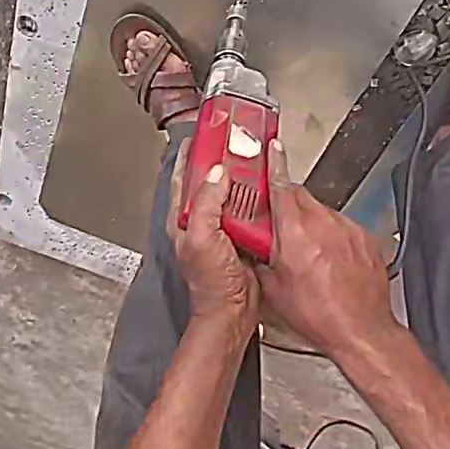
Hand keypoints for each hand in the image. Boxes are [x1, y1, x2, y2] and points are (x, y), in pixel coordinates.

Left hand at [168, 140, 259, 337]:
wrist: (233, 312)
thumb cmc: (210, 283)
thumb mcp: (201, 238)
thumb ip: (206, 204)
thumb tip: (216, 173)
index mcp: (183, 219)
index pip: (183, 179)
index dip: (188, 156)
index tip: (199, 136)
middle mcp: (201, 220)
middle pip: (208, 182)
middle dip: (218, 161)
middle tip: (231, 141)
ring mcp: (223, 228)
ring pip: (231, 193)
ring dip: (241, 177)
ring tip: (251, 156)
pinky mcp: (244, 235)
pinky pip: (250, 208)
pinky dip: (257, 195)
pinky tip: (266, 185)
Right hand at [255, 140, 396, 361]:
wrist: (361, 329)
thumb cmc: (320, 314)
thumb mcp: (274, 289)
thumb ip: (260, 258)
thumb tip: (253, 247)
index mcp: (295, 230)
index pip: (282, 185)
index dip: (274, 164)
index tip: (272, 148)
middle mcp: (322, 222)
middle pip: (301, 196)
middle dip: (289, 204)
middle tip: (282, 225)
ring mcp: (346, 228)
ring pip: (321, 212)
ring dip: (312, 224)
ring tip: (310, 254)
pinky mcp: (363, 237)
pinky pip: (342, 227)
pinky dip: (333, 237)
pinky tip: (331, 262)